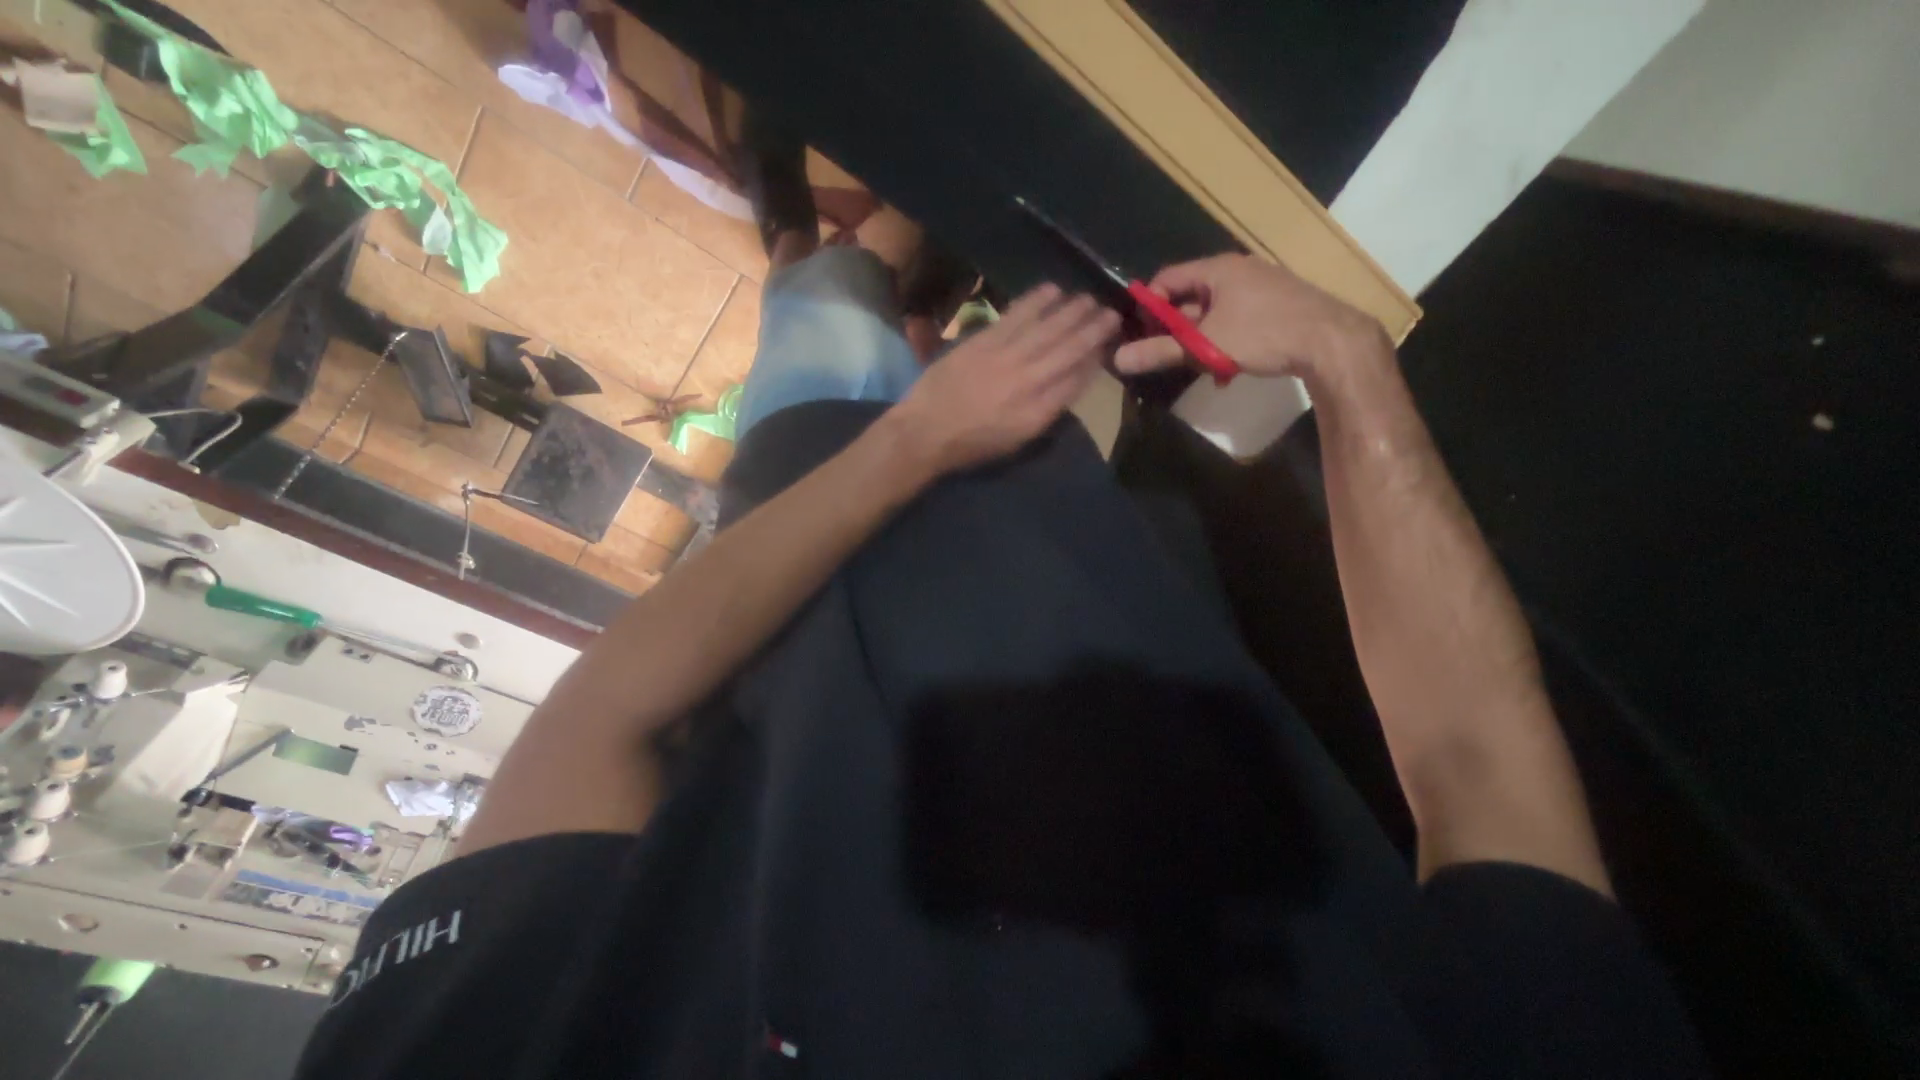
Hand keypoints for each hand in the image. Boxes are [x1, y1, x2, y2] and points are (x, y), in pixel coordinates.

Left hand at [889, 285, 1118, 474]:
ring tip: (1089, 299)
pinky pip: (1016, 316)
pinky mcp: (984, 342)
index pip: (1077, 381)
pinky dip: (1037, 302)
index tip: (1111, 345)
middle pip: (1069, 350)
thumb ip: (1047, 412)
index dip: (1096, 361)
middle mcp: (1028, 382)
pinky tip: (1053, 290)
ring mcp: (1006, 358)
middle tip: (1112, 314)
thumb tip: (1071, 382)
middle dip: (1094, 331)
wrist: (925, 432)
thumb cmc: (971, 445)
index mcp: (1039, 413)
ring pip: (1048, 329)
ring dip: (1072, 311)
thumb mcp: (1017, 440)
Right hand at [1113, 254, 1391, 386]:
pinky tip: (1227, 364)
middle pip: (1191, 295)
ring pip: (1214, 310)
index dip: (1148, 306)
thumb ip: (1161, 351)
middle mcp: (1238, 270)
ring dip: (1200, 337)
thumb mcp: (1206, 346)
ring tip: (1195, 364)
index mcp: (1218, 269)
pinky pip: (1236, 317)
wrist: (1331, 341)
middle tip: (1164, 354)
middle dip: (1175, 326)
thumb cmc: (1263, 334)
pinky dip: (1223, 337)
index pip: (1167, 278)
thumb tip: (1119, 358)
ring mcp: (1261, 286)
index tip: (1140, 335)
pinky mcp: (1277, 304)